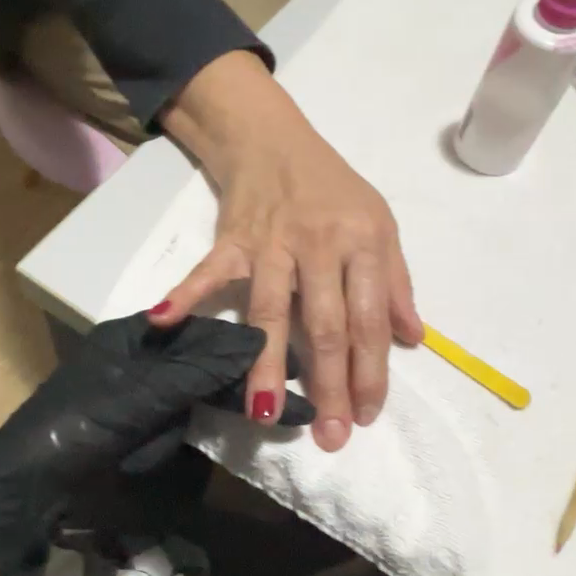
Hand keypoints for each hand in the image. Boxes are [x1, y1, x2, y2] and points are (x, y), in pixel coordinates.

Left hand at [0, 313, 311, 575]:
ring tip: (282, 406)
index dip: (239, 341)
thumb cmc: (80, 424)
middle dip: (243, 371)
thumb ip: (196, 371)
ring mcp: (141, 393)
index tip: (283, 353)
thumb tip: (256, 347)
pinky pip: (188, 413)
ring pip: (199, 387)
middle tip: (292, 386)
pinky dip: (215, 417)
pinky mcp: (142, 426)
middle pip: (202, 357)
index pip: (199, 327)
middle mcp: (139, 357)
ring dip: (235, 395)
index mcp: (132, 335)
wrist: (31, 482)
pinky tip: (245, 421)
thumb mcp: (140, 394)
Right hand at [156, 52, 422, 451]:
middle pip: (325, 325)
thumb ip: (394, 284)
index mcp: (363, 243)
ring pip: (271, 311)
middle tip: (330, 436)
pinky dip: (184, 293)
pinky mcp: (232, 240)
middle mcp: (319, 245)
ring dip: (267, 364)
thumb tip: (413, 340)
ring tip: (266, 415)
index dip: (371, 370)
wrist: (274, 139)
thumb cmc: (333, 189)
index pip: (369, 319)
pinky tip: (162, 321)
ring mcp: (271, 243)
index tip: (366, 415)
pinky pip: (208, 271)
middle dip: (329, 384)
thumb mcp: (380, 226)